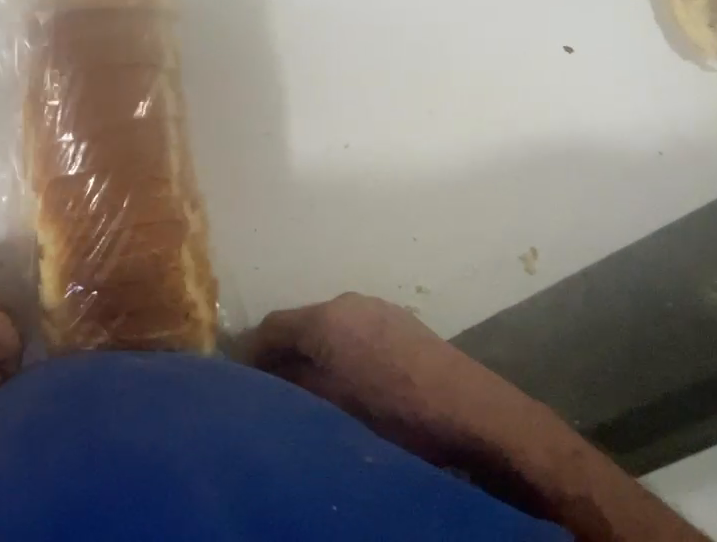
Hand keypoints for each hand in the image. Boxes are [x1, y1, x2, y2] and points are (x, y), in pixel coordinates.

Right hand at [251, 293, 536, 464]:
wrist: (477, 414)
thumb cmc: (396, 412)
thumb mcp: (332, 405)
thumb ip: (293, 385)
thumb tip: (265, 378)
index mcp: (323, 317)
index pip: (270, 327)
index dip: (250, 351)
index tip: (239, 376)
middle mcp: (345, 301)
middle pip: (299, 322)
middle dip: (283, 349)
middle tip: (272, 383)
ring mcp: (378, 308)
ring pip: (329, 326)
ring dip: (314, 349)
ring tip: (311, 383)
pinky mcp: (403, 322)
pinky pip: (356, 330)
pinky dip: (342, 348)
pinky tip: (352, 377)